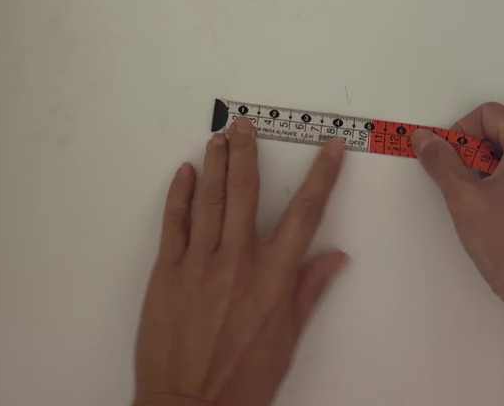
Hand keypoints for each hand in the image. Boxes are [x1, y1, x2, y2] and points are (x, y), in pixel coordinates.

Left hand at [133, 118, 349, 405]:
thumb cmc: (242, 384)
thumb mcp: (286, 342)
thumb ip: (309, 292)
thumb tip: (336, 257)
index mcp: (273, 279)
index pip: (305, 214)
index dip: (321, 176)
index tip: (330, 147)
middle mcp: (238, 261)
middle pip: (246, 191)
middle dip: (248, 152)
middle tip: (246, 124)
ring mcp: (199, 262)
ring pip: (210, 197)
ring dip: (216, 162)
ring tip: (220, 137)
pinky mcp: (166, 270)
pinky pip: (173, 221)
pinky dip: (180, 193)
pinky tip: (185, 172)